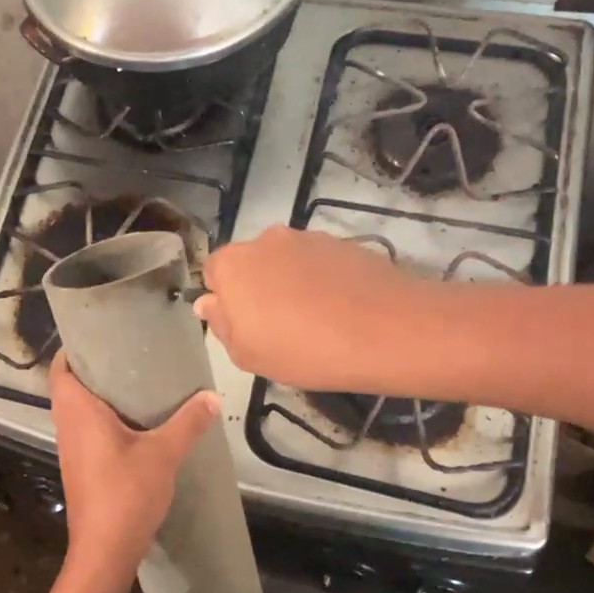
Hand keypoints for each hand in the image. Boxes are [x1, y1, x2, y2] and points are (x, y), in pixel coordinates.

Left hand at [49, 353, 219, 590]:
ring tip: (133, 384)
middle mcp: (67, 427)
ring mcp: (71, 451)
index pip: (61, 369)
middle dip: (92, 371)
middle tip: (125, 356)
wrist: (105, 549)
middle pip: (69, 388)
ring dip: (98, 398)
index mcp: (78, 412)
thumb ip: (188, 423)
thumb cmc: (125, 493)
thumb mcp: (163, 454)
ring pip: (78, 413)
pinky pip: (86, 433)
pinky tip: (132, 425)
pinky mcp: (80, 470)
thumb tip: (212, 396)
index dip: (73, 350)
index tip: (98, 336)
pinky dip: (103, 422)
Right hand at [195, 226, 443, 391]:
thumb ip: (221, 324)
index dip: (225, 300)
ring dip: (289, 284)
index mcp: (232, 265)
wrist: (385, 331)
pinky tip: (337, 310)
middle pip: (249, 263)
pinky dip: (320, 281)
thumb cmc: (302, 349)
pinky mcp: (342, 243)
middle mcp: (264, 240)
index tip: (244, 326)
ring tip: (311, 320)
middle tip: (276, 326)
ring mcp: (306, 238)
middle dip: (256, 288)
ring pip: (284, 262)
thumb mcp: (246, 354)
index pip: (212, 272)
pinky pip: (317, 263)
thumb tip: (208, 302)